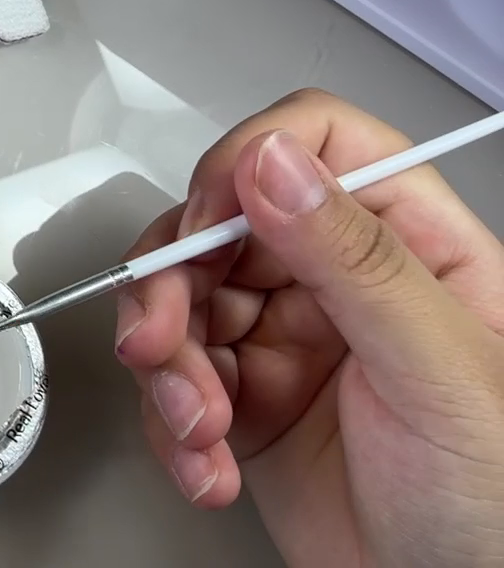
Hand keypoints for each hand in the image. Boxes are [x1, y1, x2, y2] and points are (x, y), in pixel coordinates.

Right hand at [115, 89, 503, 566]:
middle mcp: (336, 281)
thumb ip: (357, 262)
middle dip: (169, 290)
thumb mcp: (445, 381)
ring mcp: (279, 330)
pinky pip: (161, 364)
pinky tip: (206, 459)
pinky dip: (165, 414)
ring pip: (169, 295)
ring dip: (163, 364)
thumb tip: (273, 160)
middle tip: (165, 344)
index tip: (209, 226)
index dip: (246, 165)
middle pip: (210, 227)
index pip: (319, 147)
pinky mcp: (232, 382)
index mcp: (415, 256)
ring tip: (196, 425)